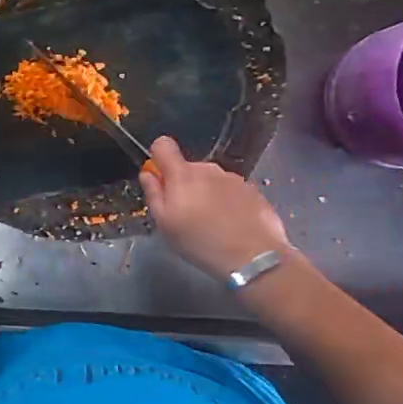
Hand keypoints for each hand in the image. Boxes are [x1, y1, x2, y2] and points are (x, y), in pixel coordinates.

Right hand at [137, 136, 291, 280]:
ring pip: (211, 180)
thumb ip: (153, 193)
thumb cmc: (200, 242)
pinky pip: (232, 191)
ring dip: (207, 193)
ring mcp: (234, 179)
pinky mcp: (254, 191)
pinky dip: (228, 202)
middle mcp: (208, 169)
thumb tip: (148, 173)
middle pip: (189, 167)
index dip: (158, 157)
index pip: (163, 145)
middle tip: (187, 214)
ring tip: (213, 223)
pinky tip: (232, 225)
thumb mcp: (165, 223)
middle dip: (185, 184)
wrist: (254, 258)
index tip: (161, 178)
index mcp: (182, 175)